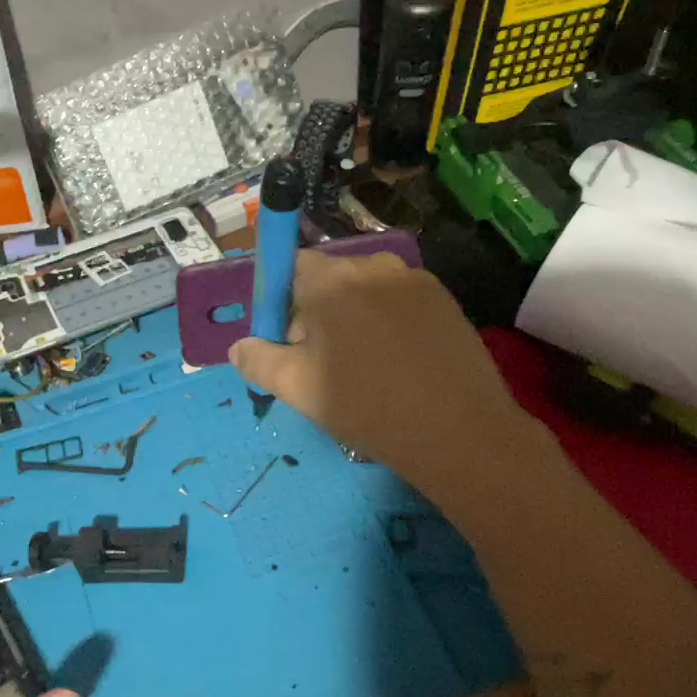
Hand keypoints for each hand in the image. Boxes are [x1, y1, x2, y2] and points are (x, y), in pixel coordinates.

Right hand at [230, 250, 549, 493]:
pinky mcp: (444, 298)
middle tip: (324, 364)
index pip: (291, 267)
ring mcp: (414, 279)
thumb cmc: (366, 407)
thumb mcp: (298, 390)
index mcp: (330, 281)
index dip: (282, 301)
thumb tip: (240, 347)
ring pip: (367, 291)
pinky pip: (400, 301)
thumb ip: (259, 361)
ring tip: (366, 367)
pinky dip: (390, 323)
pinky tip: (400, 364)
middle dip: (318, 312)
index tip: (287, 341)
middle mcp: (372, 266)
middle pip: (329, 279)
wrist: (456, 430)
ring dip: (356, 317)